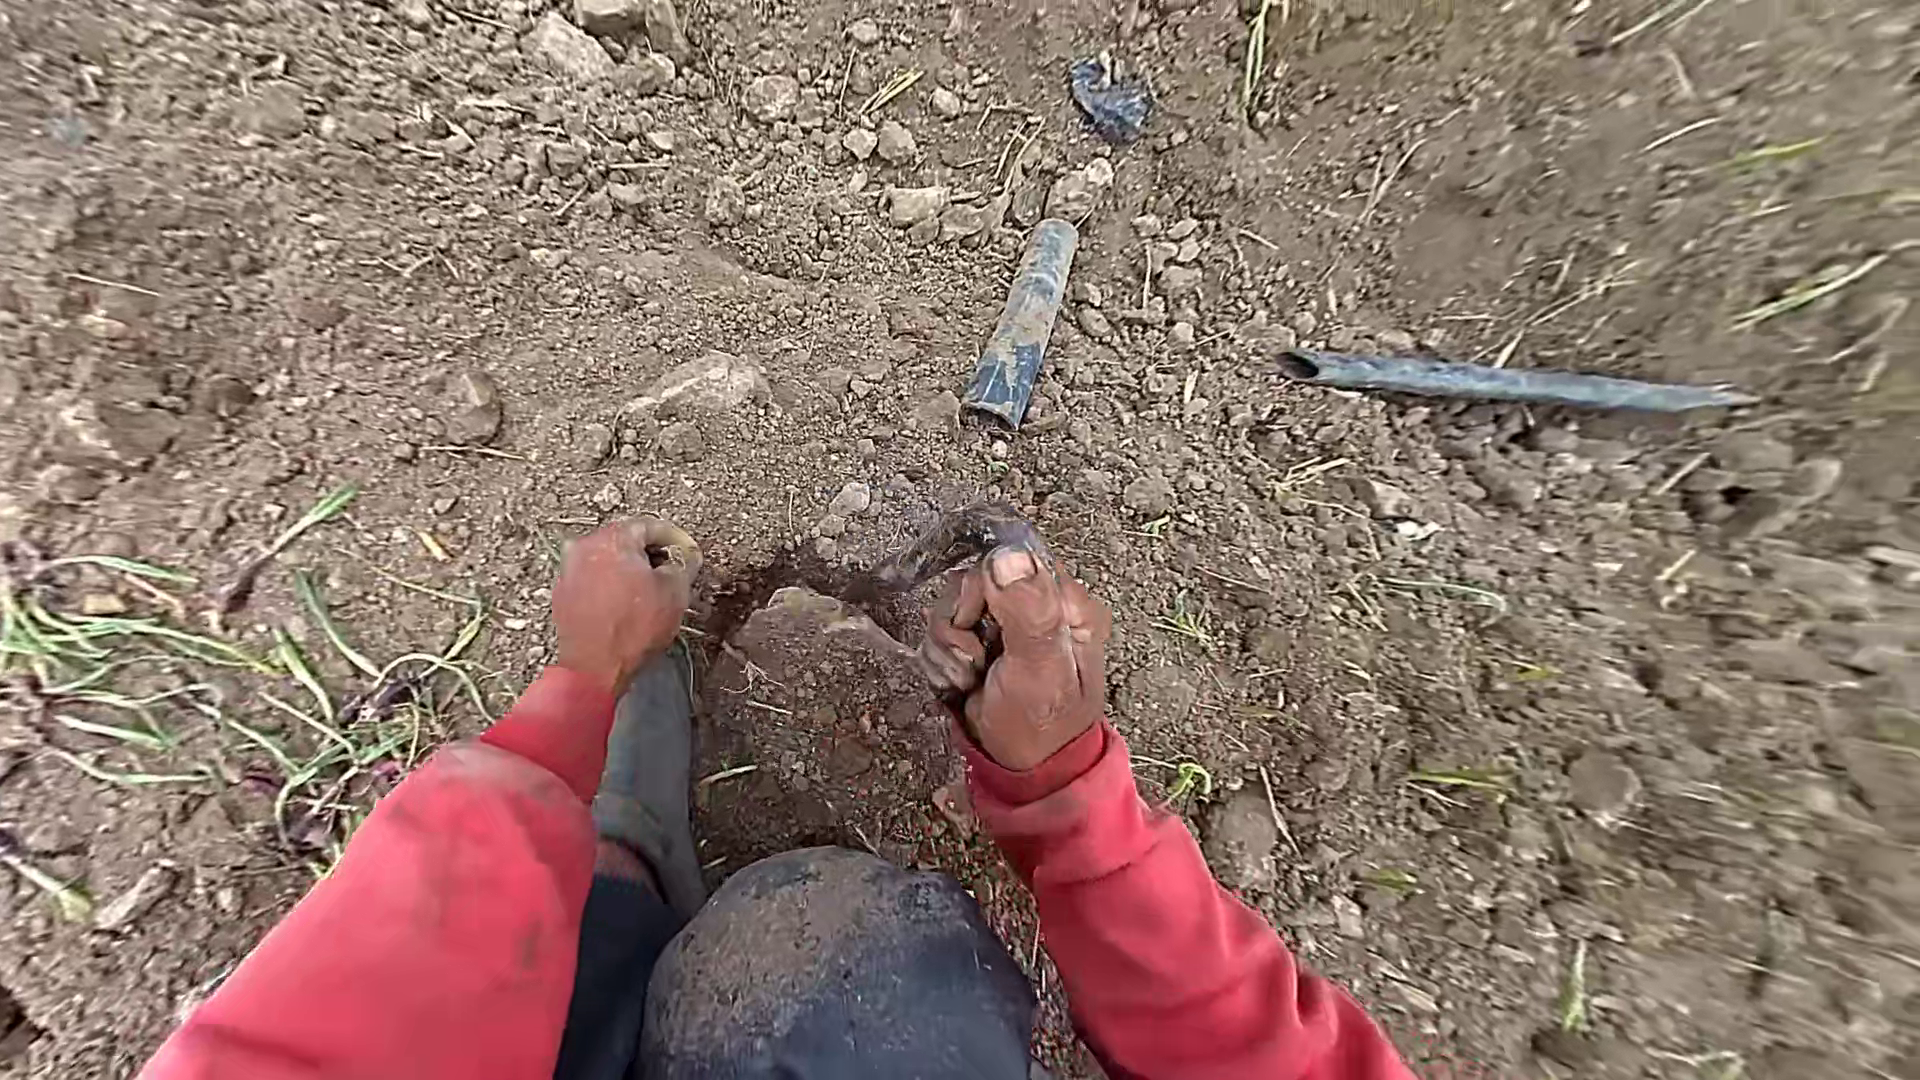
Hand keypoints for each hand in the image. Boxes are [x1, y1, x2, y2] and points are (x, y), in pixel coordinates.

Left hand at [552, 517, 700, 696]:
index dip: (677, 538)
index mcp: (612, 540)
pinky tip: (631, 602)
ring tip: (655, 587)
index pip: (650, 526)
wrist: (596, 667)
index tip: (690, 553)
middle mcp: (584, 548)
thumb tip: (686, 555)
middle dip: (654, 552)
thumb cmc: (638, 624)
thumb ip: (683, 562)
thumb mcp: (675, 589)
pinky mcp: (564, 594)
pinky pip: (596, 577)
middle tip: (676, 569)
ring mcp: (569, 571)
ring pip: (609, 559)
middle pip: (627, 540)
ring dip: (634, 568)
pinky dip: (615, 582)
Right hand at [924, 549, 1110, 770]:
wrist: (1022, 768)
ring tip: (971, 676)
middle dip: (962, 625)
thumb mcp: (1041, 670)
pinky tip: (961, 680)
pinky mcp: (977, 639)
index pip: (1010, 560)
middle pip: (973, 580)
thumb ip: (1030, 612)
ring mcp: (1003, 622)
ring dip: (949, 647)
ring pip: (949, 604)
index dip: (985, 591)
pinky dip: (941, 658)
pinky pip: (939, 629)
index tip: (984, 628)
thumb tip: (1008, 557)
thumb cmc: (1041, 724)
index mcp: (1065, 602)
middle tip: (978, 660)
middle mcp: (1035, 604)